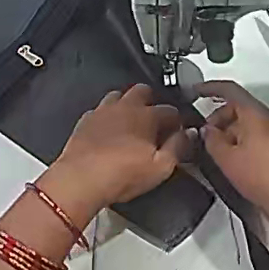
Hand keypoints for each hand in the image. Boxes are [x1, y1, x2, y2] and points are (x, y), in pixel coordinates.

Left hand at [42, 85, 193, 214]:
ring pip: (119, 95)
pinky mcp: (86, 120)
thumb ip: (178, 148)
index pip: (170, 111)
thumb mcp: (160, 168)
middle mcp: (125, 108)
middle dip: (153, 101)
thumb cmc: (119, 174)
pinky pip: (99, 109)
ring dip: (128, 103)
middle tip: (156, 119)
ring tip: (132, 120)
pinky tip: (109, 128)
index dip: (178, 121)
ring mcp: (103, 111)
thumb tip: (187, 136)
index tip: (179, 131)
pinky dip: (107, 115)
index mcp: (147, 116)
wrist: (81, 178)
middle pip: (144, 91)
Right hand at [195, 80, 268, 231]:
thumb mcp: (226, 159)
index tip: (198, 90)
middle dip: (217, 117)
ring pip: (246, 124)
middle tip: (204, 131)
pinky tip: (233, 163)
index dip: (209, 88)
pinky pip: (255, 139)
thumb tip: (206, 133)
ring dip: (228, 133)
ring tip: (216, 152)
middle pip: (238, 107)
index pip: (230, 90)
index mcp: (256, 115)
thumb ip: (211, 140)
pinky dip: (240, 144)